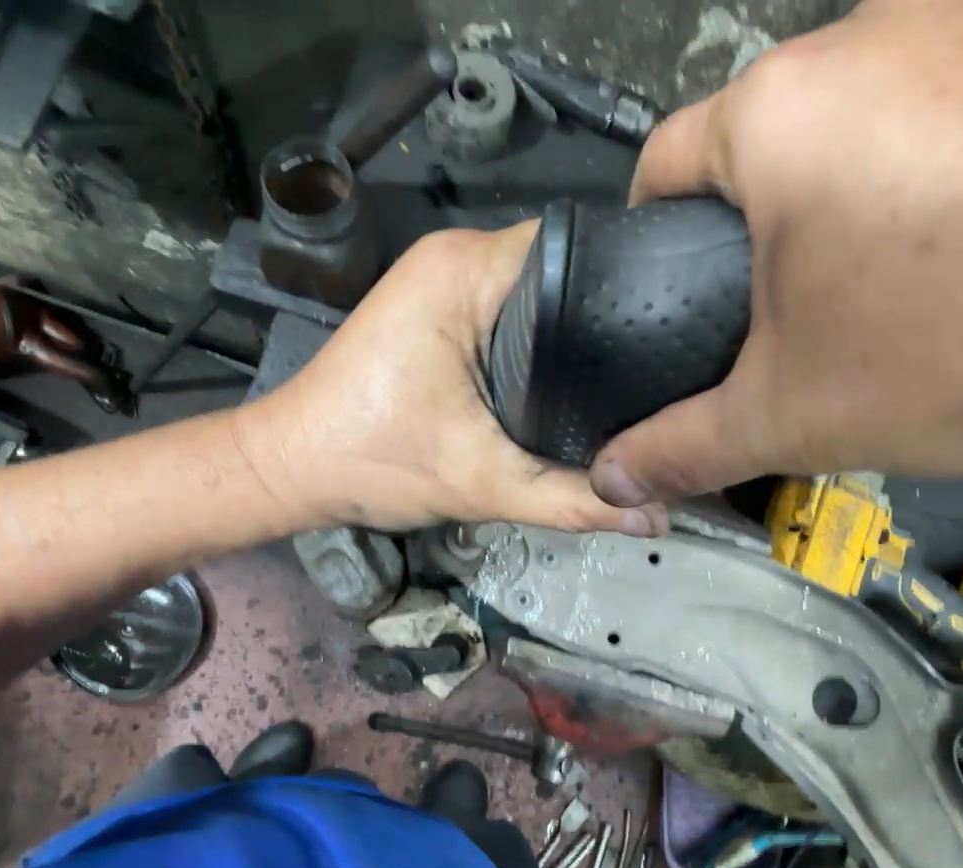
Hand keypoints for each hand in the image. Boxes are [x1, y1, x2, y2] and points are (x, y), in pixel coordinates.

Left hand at [242, 225, 665, 535]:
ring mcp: (442, 278)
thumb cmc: (369, 461)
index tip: (671, 333)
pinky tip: (572, 379)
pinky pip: (510, 309)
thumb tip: (657, 518)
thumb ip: (570, 500)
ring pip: (538, 292)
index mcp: (466, 271)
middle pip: (563, 271)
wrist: (291, 468)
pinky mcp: (436, 306)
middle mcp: (456, 255)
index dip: (628, 290)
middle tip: (659, 369)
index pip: (579, 252)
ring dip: (574, 332)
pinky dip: (538, 340)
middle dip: (607, 318)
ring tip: (629, 376)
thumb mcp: (480, 483)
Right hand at [587, 0, 962, 506]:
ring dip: (873, 198)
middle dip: (776, 229)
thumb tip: (614, 476)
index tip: (687, 290)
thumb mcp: (795, 414)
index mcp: (779, 112)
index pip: (666, 164)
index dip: (660, 238)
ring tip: (920, 291)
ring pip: (880, 123)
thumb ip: (684, 445)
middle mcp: (874, 33)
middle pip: (778, 145)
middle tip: (812, 317)